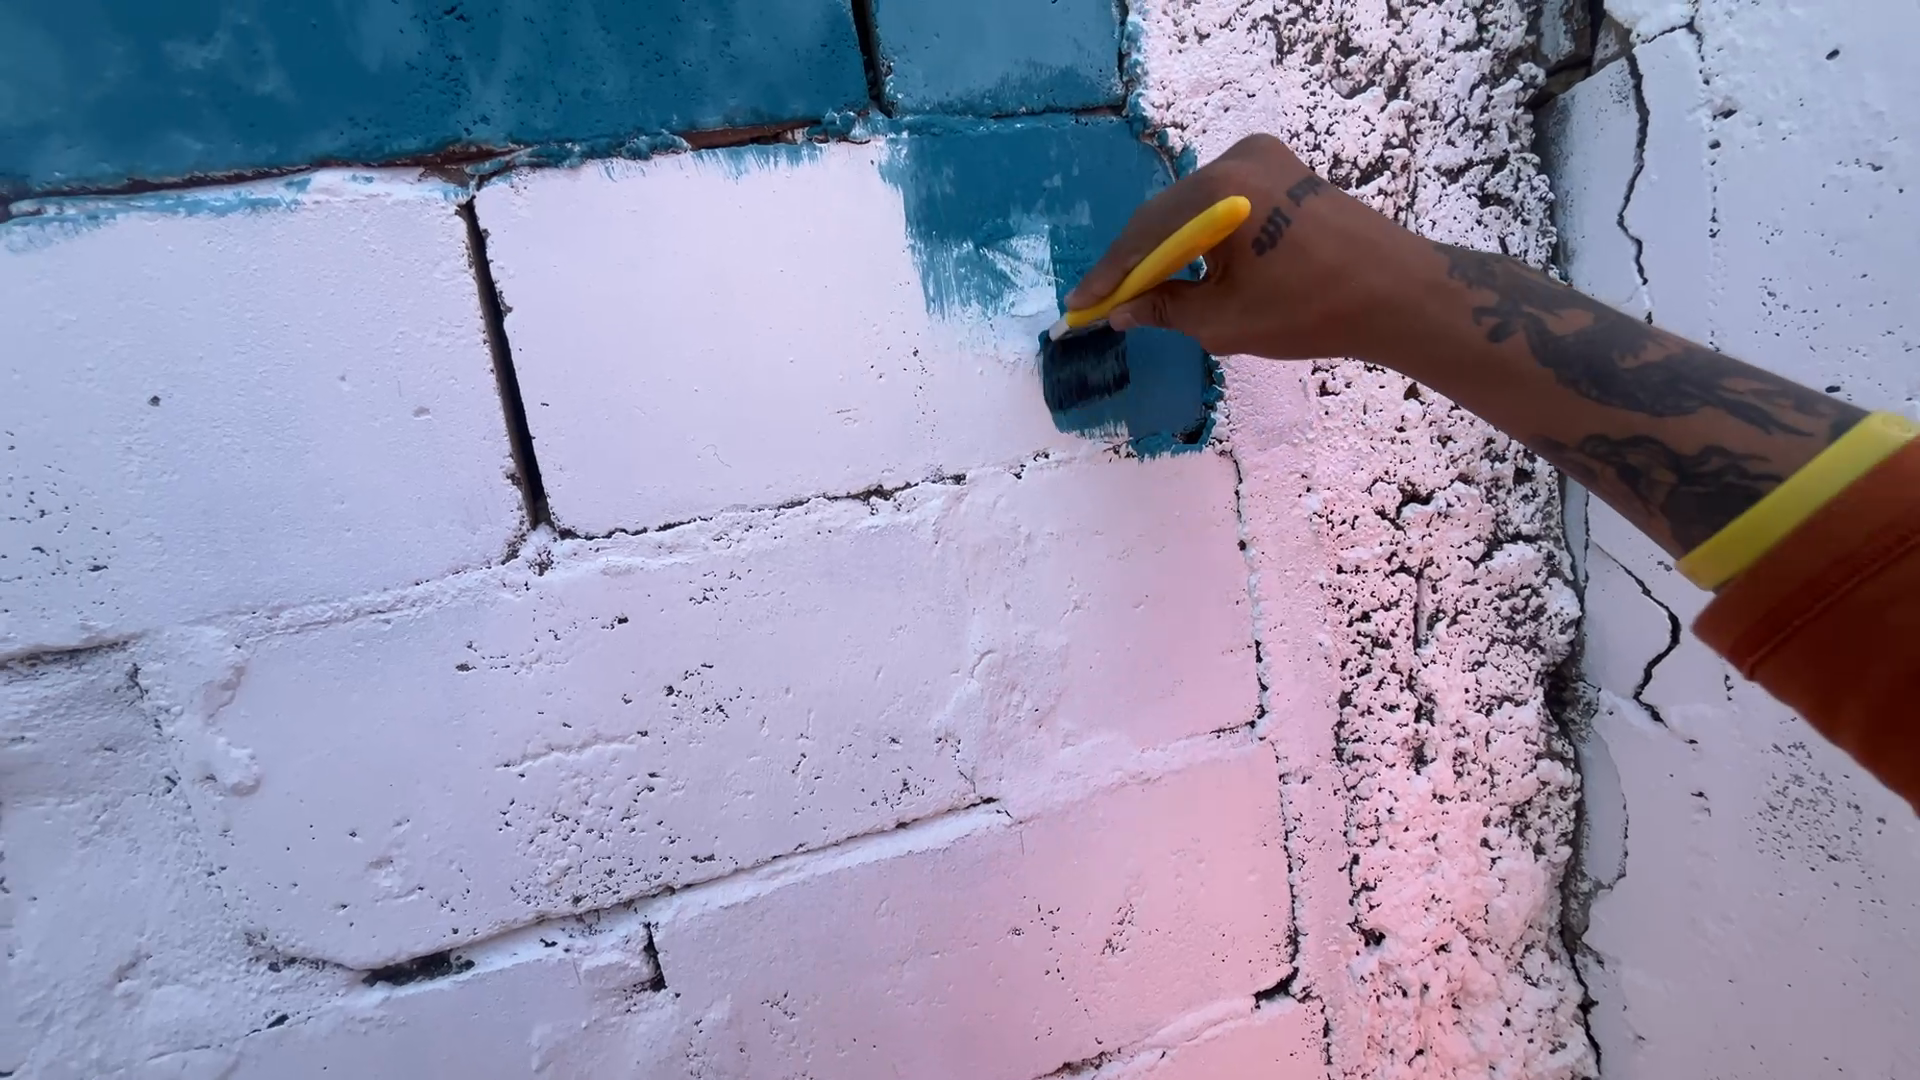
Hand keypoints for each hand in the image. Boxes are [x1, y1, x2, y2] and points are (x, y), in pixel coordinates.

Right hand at [1065, 134, 1422, 360]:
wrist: (1396, 292)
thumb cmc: (1308, 311)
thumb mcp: (1222, 320)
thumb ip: (1163, 310)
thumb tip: (1121, 312)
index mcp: (1222, 190)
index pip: (1145, 235)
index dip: (1108, 275)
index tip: (1078, 307)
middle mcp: (1238, 157)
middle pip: (1163, 216)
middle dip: (1132, 262)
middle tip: (1103, 301)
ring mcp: (1263, 158)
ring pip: (1189, 210)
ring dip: (1162, 252)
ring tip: (1135, 292)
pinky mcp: (1281, 170)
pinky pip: (1218, 205)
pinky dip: (1194, 239)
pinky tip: (1179, 268)